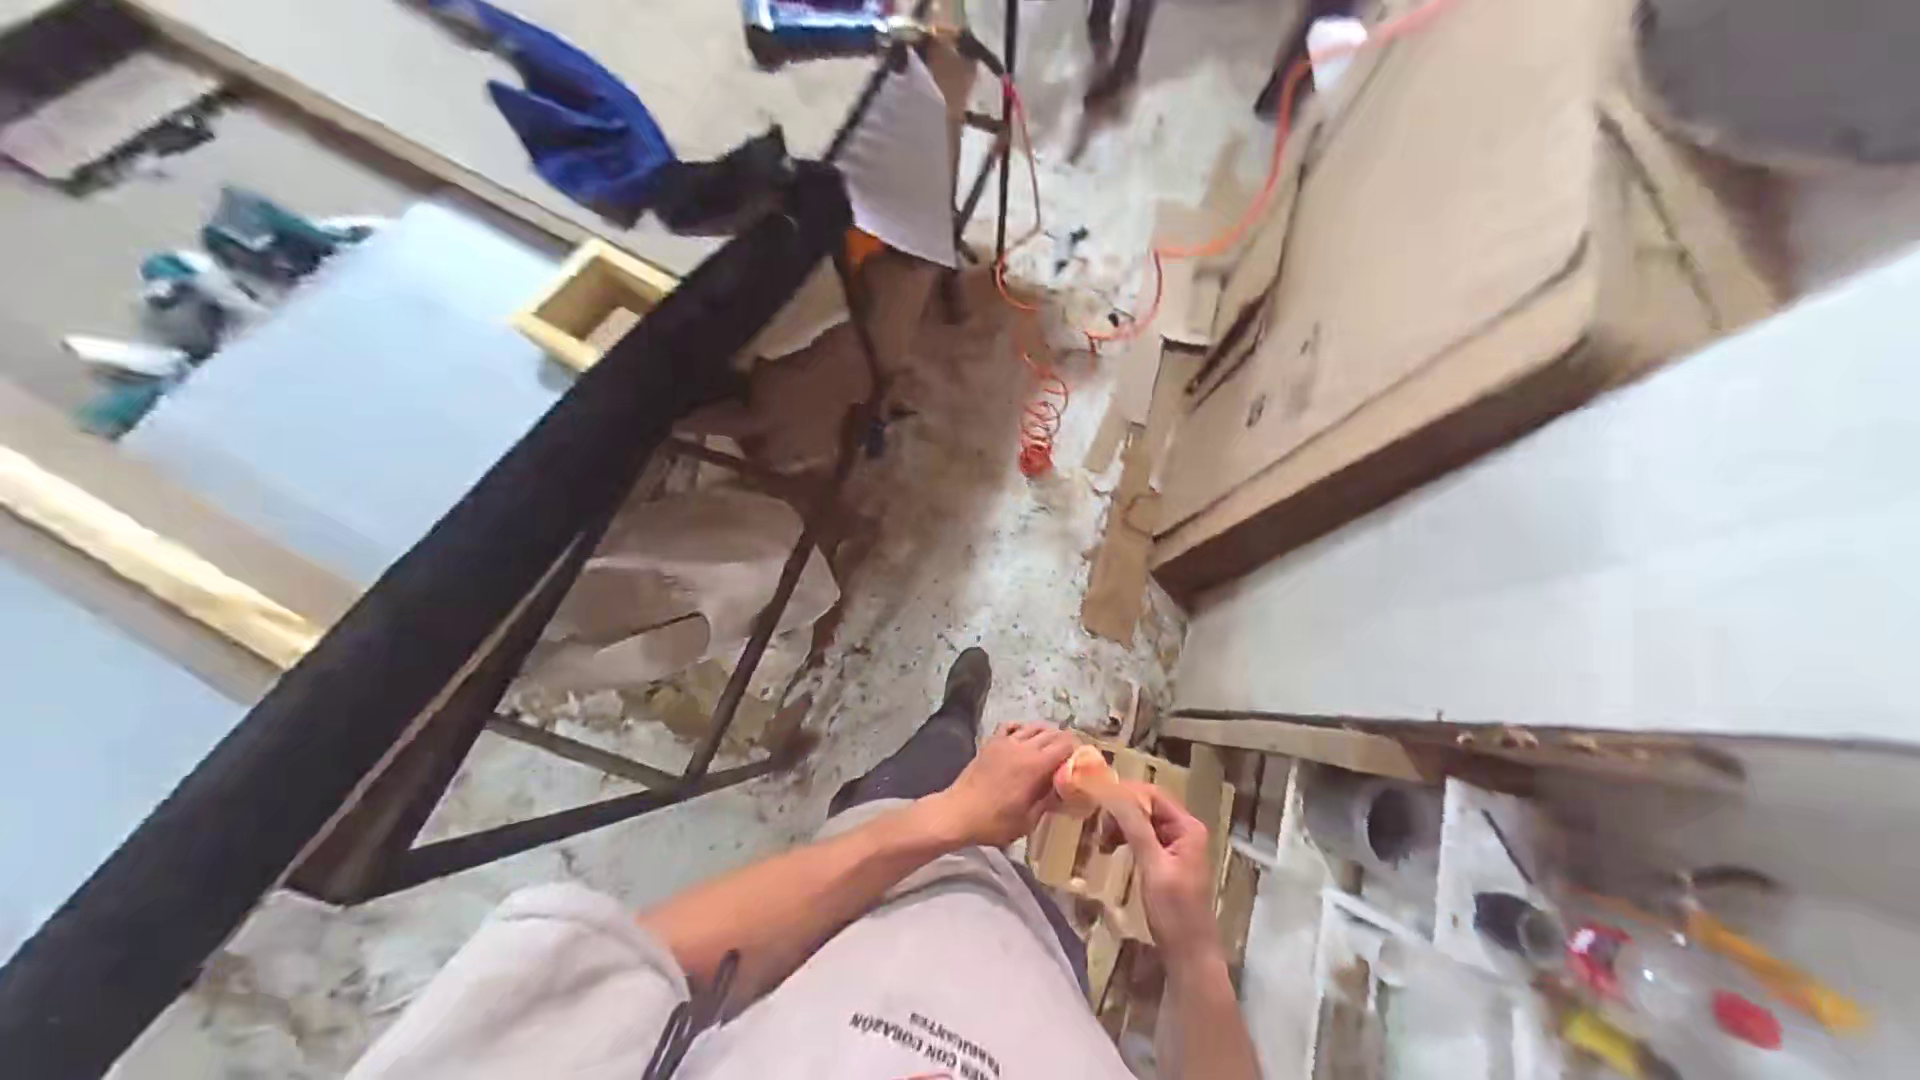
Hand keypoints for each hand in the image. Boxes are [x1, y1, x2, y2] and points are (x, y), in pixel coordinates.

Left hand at [919, 724, 1077, 848]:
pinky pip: (1011, 726)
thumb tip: (1065, 789)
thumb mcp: (1029, 819)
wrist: (958, 812)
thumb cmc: (995, 822)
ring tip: (1051, 746)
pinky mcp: (991, 742)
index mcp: (1035, 765)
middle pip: (1052, 733)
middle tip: (1070, 756)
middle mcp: (1022, 747)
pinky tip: (1024, 738)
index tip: (1082, 760)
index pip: (1065, 745)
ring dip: (1047, 733)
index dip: (1077, 749)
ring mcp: (1005, 742)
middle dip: (1065, 741)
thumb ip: (1048, 800)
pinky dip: (1022, 728)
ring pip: (1033, 726)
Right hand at [1108, 786, 1220, 967]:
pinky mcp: (1166, 858)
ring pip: (1142, 820)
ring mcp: (1176, 844)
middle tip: (1097, 824)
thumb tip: (1114, 792)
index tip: (1097, 799)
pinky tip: (1110, 847)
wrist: (1189, 955)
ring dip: (1120, 824)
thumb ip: (1136, 828)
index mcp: (1188, 828)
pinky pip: (1142, 835)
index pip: (1153, 794)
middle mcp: (1184, 830)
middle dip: (1121, 810)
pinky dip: (1125, 837)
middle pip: (1147, 805)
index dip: (1125, 793)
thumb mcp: (1153, 867)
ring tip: (1102, 840)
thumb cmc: (1174, 912)